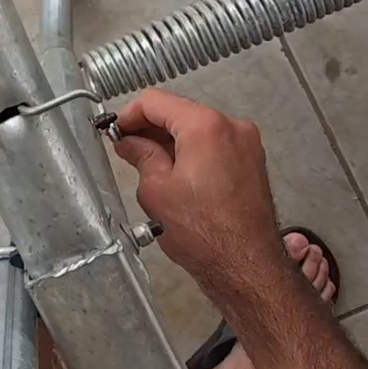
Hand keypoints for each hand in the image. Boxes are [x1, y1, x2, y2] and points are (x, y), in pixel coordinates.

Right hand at [112, 89, 282, 304]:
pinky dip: (191, 150)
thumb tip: (128, 142)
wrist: (247, 267)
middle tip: (126, 149)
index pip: (156, 101)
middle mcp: (231, 125)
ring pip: (196, 127)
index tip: (114, 132)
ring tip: (148, 164)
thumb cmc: (201, 231)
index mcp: (205, 125)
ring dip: (170, 140)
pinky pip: (214, 143)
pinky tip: (175, 172)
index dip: (128, 114)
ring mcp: (246, 142)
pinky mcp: (253, 161)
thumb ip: (140, 155)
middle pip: (179, 111)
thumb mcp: (156, 189)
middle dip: (150, 128)